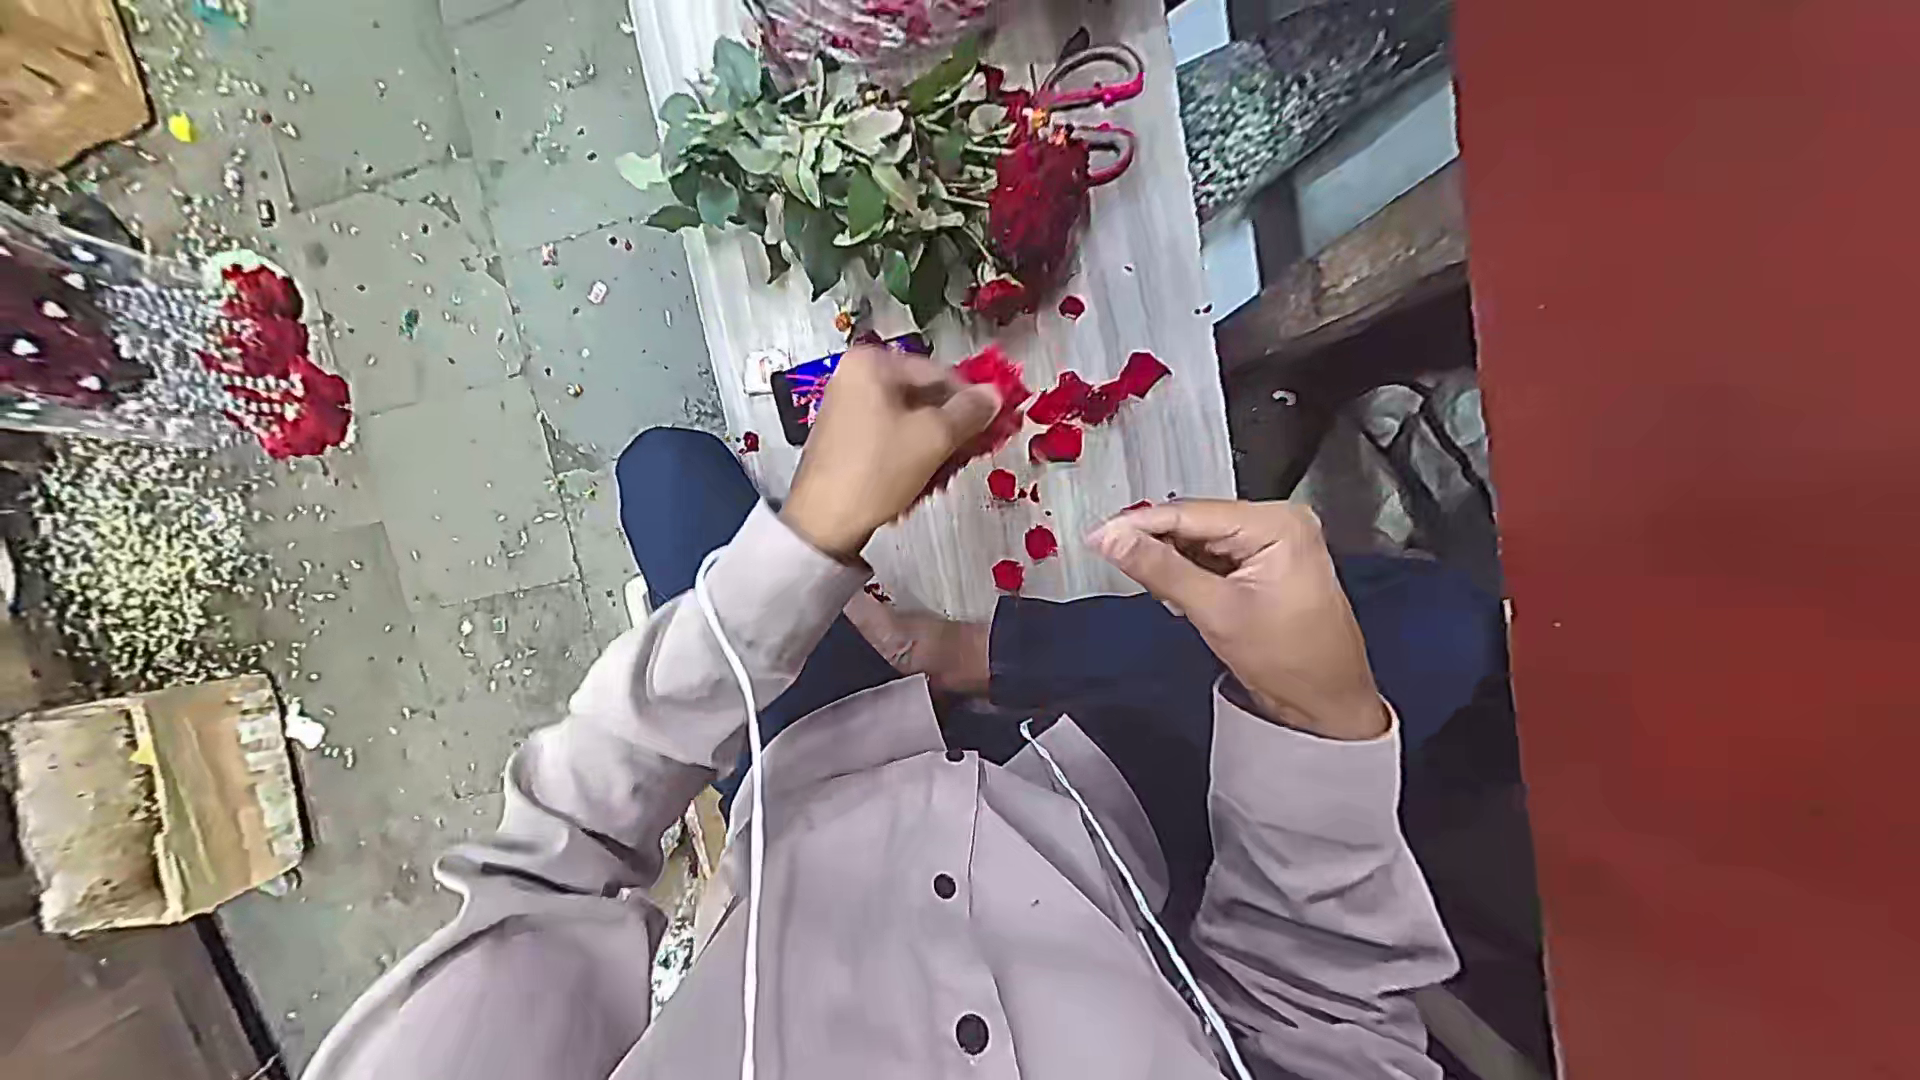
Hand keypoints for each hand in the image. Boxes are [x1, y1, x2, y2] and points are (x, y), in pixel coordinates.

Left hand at [782, 347, 1002, 559]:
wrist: (825, 521)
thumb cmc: (877, 472)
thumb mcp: (934, 438)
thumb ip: (971, 412)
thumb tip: (995, 395)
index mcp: (873, 363)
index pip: (941, 372)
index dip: (973, 399)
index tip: (996, 422)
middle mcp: (856, 377)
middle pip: (926, 396)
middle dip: (954, 426)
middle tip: (975, 450)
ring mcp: (849, 408)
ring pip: (912, 420)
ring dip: (937, 445)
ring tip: (947, 471)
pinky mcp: (847, 439)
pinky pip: (893, 437)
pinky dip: (914, 454)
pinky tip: (925, 479)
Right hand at [1089, 500, 1388, 740]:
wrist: (1326, 702)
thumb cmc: (1291, 660)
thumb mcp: (1216, 611)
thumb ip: (1159, 568)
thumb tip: (1111, 538)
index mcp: (1276, 523)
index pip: (1189, 513)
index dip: (1137, 525)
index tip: (1098, 536)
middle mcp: (1274, 520)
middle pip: (1190, 522)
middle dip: (1153, 545)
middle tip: (1115, 563)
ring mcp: (1266, 539)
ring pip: (1193, 539)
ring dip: (1168, 561)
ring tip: (1164, 593)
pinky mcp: (1256, 558)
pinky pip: (1205, 554)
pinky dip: (1184, 572)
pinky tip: (1181, 594)